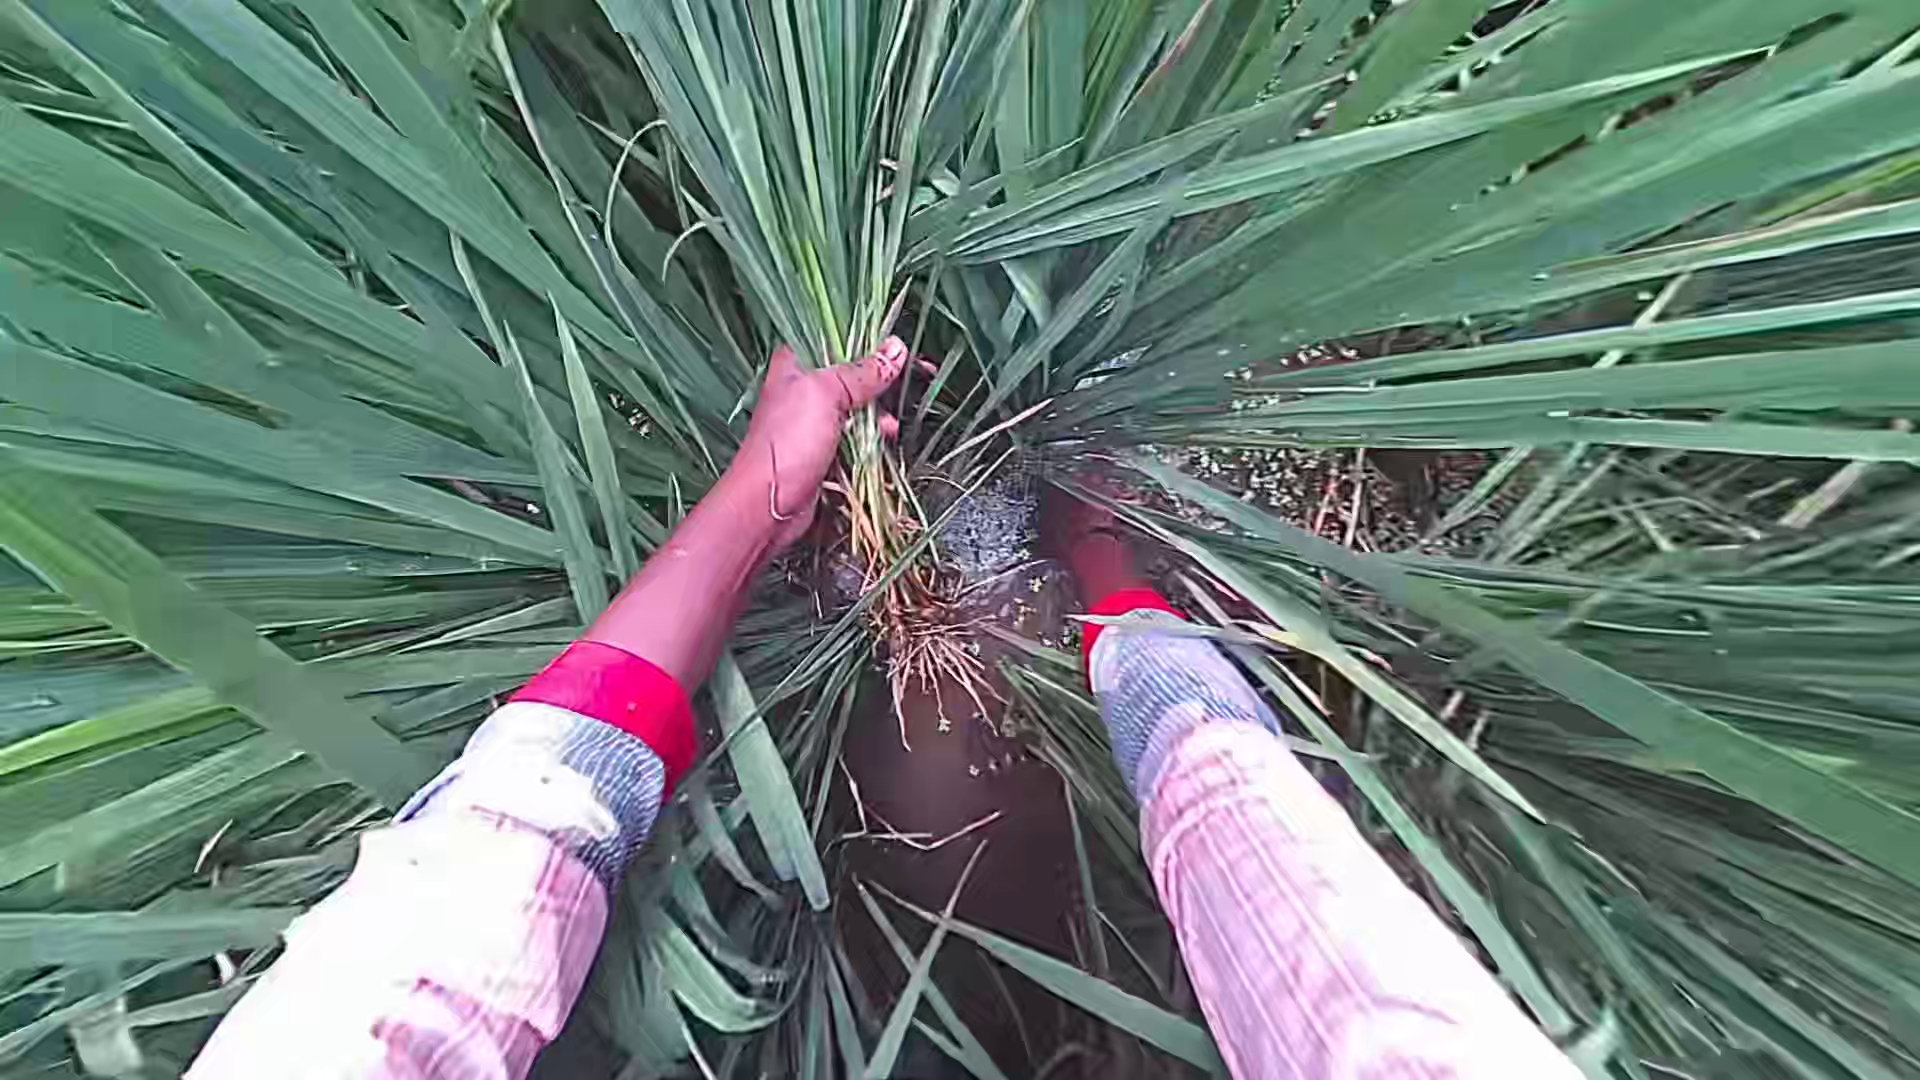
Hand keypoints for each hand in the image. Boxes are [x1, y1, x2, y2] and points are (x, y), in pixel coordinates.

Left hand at [726, 337, 907, 547]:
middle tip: (906, 387)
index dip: (871, 342)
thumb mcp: (826, 395)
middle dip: (881, 383)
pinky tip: (884, 442)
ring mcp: (814, 421)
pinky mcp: (824, 449)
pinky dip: (872, 438)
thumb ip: (863, 372)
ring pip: (857, 408)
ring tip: (890, 427)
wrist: (768, 505)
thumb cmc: (788, 443)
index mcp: (796, 363)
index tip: (903, 350)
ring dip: (878, 415)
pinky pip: (856, 436)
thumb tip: (897, 348)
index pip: (838, 338)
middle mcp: (804, 388)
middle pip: (853, 374)